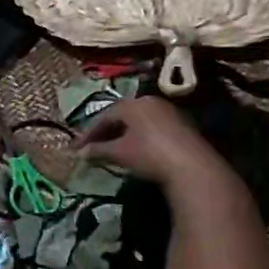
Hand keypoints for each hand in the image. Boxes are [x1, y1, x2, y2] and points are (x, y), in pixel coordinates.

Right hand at [77, 96, 226, 188]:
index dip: (89, 133)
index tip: (77, 148)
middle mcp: (150, 101)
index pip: (104, 116)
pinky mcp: (181, 124)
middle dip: (106, 132)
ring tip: (112, 149)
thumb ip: (98, 150)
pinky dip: (139, 137)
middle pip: (122, 116)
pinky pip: (152, 127)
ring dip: (122, 134)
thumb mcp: (119, 153)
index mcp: (132, 104)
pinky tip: (135, 150)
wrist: (191, 166)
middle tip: (93, 147)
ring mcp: (168, 111)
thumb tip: (80, 153)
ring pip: (138, 121)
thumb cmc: (149, 154)